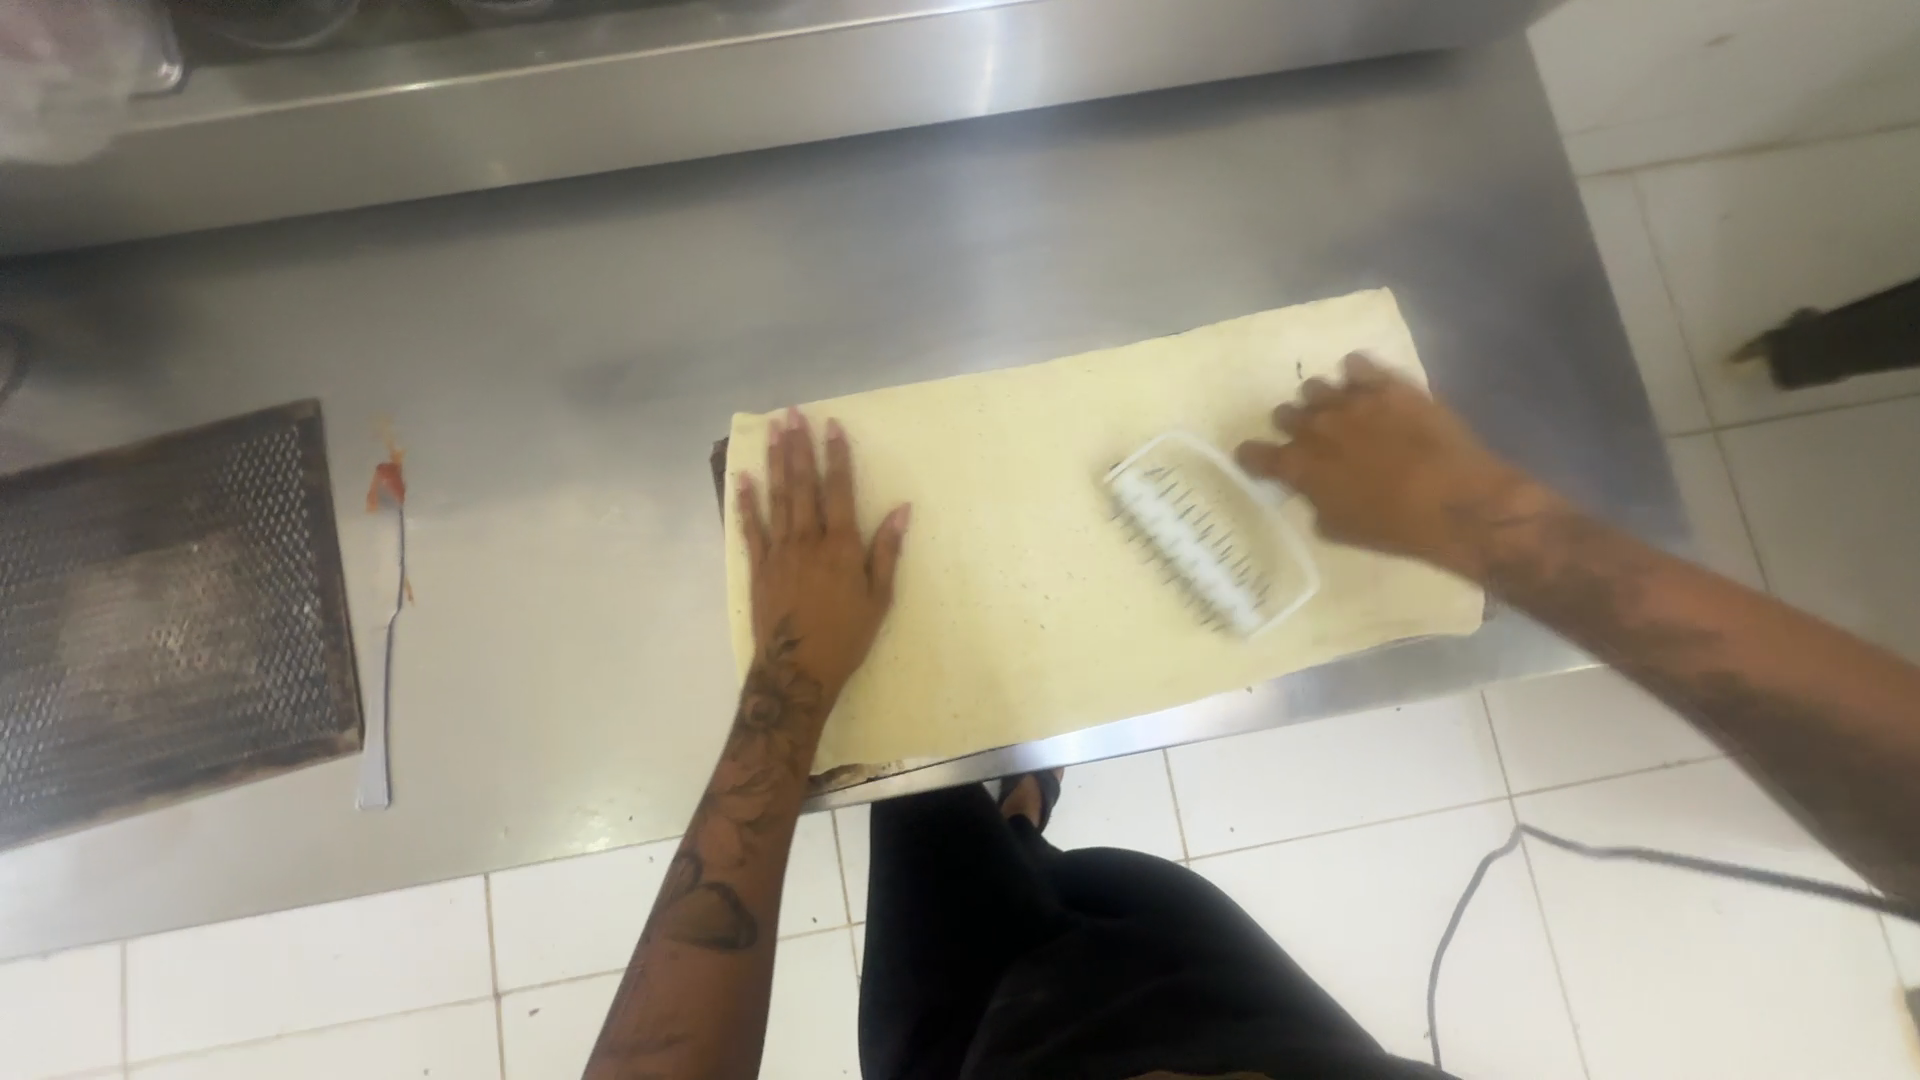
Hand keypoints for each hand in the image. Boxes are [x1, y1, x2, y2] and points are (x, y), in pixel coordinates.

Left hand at [737, 409, 909, 700]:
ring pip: (777, 498)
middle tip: (792, 413)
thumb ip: (886, 551)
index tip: (831, 425)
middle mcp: (808, 540)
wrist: (798, 671)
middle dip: (799, 447)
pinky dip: (745, 501)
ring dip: (776, 462)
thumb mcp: (879, 598)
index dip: (836, 455)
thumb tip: (901, 510)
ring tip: (773, 431)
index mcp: (841, 546)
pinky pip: (750, 528)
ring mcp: (779, 551)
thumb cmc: (846, 636)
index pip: (839, 489)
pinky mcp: (758, 567)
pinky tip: (743, 477)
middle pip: (803, 485)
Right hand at [1234, 352, 1530, 569]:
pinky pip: (1358, 364)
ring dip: (1321, 401)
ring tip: (1339, 411)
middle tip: (1310, 438)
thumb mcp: (1338, 528)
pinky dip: (1355, 373)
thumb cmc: (1395, 528)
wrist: (1459, 504)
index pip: (1255, 454)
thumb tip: (1314, 488)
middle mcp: (1316, 429)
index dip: (1252, 455)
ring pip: (1315, 387)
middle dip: (1292, 426)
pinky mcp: (1389, 386)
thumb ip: (1315, 500)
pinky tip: (1363, 384)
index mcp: (1300, 468)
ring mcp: (1352, 403)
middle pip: (1284, 414)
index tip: (1255, 458)